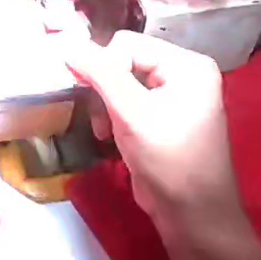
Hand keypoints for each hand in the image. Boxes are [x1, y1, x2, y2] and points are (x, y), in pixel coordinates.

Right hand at [64, 31, 240, 228]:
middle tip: (100, 119)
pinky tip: (110, 135)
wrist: (192, 214)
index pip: (128, 44)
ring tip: (105, 131)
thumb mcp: (131, 113)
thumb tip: (68, 47)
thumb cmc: (167, 161)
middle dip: (105, 88)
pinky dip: (113, 115)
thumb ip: (100, 75)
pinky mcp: (163, 115)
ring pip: (121, 80)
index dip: (103, 67)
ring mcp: (175, 94)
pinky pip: (128, 99)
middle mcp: (185, 72)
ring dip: (105, 104)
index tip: (90, 97)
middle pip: (125, 60)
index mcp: (188, 64)